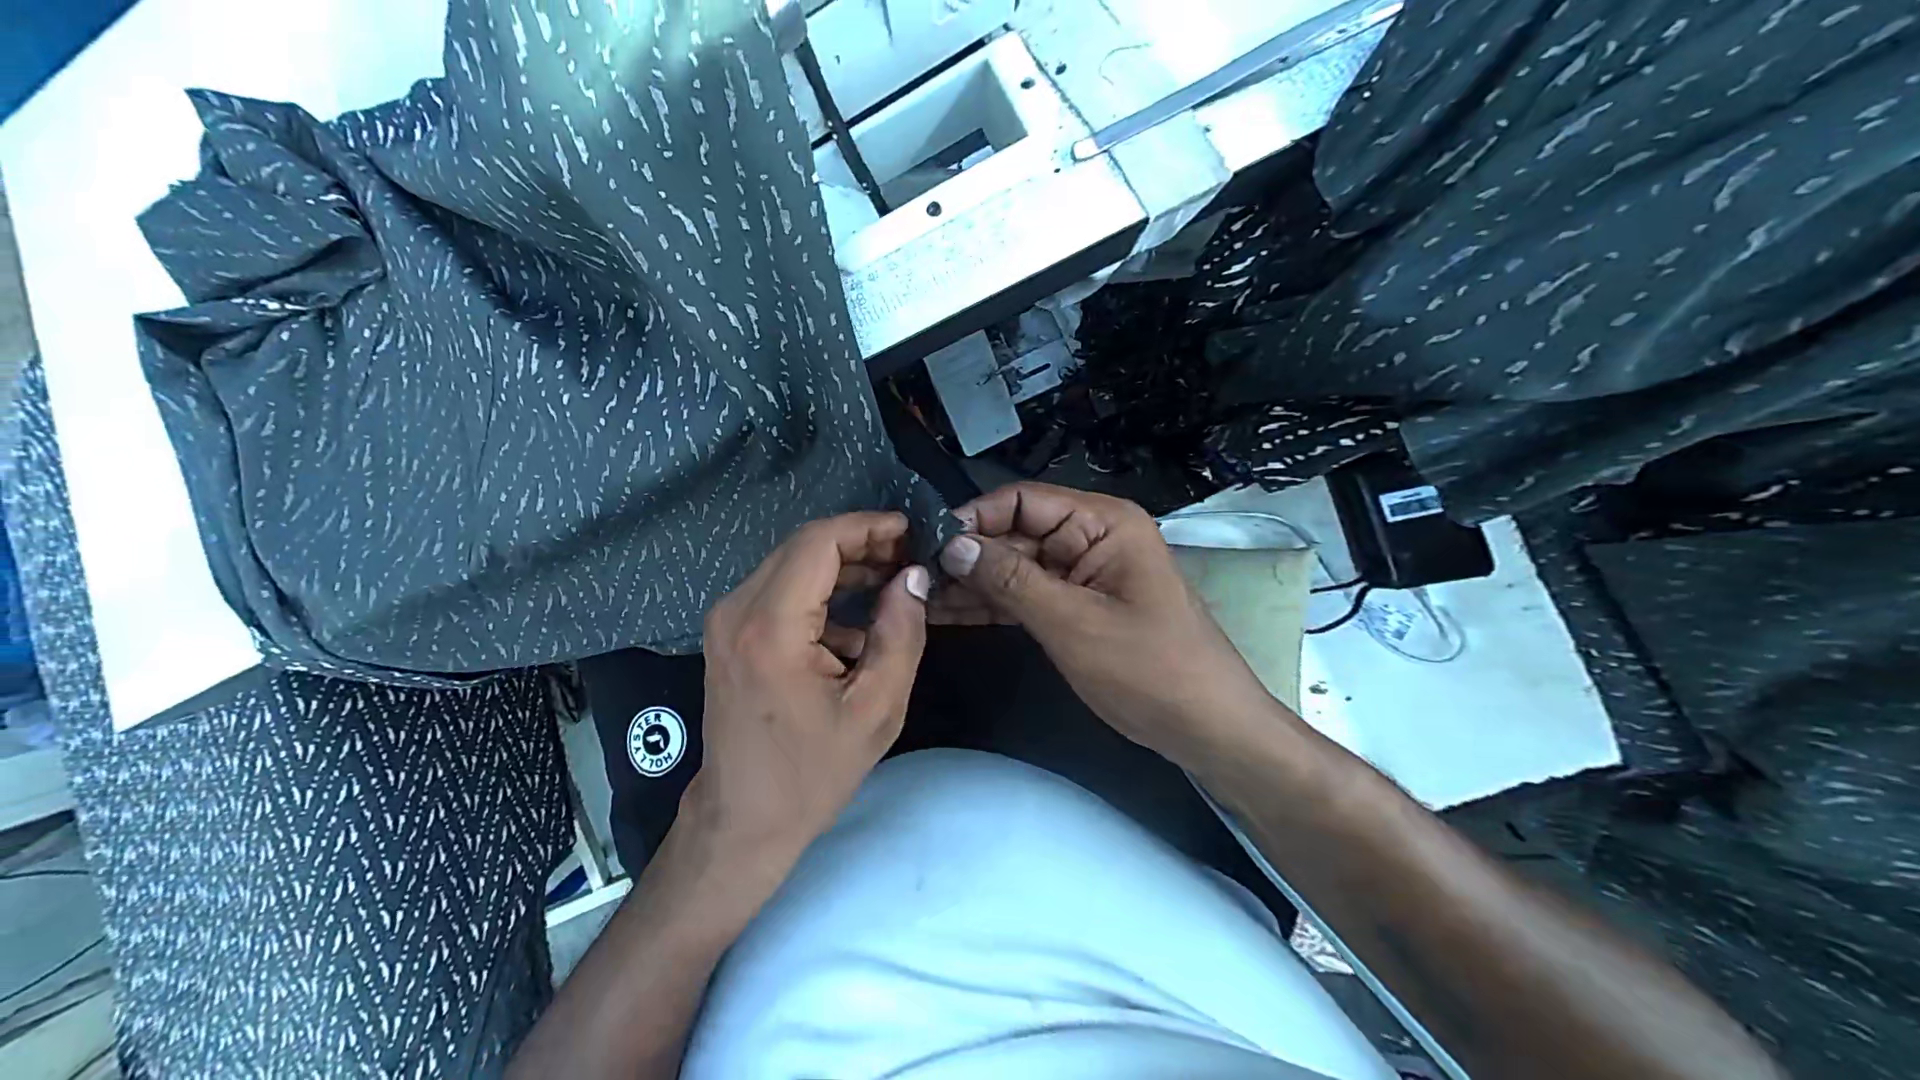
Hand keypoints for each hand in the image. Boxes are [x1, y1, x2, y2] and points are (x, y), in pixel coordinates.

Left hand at [685, 512, 930, 876]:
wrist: (743, 818)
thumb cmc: (813, 772)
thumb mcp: (876, 708)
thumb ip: (901, 634)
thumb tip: (913, 576)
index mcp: (770, 628)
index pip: (819, 543)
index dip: (868, 527)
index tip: (911, 532)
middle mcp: (737, 610)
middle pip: (803, 547)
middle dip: (861, 543)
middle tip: (910, 557)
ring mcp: (726, 620)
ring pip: (792, 564)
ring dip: (843, 566)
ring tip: (893, 580)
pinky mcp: (729, 632)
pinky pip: (780, 590)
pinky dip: (821, 591)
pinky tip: (858, 620)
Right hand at [937, 482, 1277, 764]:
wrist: (1206, 727)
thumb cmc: (1148, 669)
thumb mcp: (1072, 622)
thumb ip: (1010, 579)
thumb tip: (953, 544)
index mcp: (1102, 522)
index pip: (1023, 500)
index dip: (974, 518)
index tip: (926, 544)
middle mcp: (1091, 537)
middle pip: (1015, 533)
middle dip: (967, 555)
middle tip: (912, 576)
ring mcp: (1082, 573)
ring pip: (1015, 567)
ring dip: (972, 582)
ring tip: (920, 597)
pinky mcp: (1077, 605)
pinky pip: (1026, 595)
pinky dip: (993, 604)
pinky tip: (949, 612)